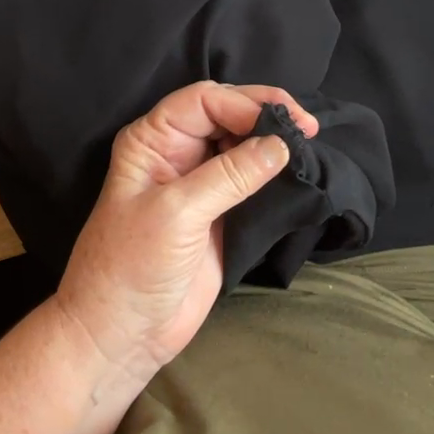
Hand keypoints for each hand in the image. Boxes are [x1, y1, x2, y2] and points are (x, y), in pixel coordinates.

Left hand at [52, 82, 312, 378]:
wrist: (123, 332)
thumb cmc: (133, 265)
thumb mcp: (178, 212)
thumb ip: (229, 176)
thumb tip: (281, 144)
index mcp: (152, 140)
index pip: (202, 101)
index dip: (243, 103)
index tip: (282, 122)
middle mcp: (174, 152)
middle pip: (224, 114)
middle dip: (264, 113)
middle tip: (308, 125)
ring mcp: (197, 183)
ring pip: (240, 144)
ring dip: (272, 140)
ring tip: (311, 142)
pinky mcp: (217, 213)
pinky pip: (249, 179)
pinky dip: (273, 171)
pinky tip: (297, 171)